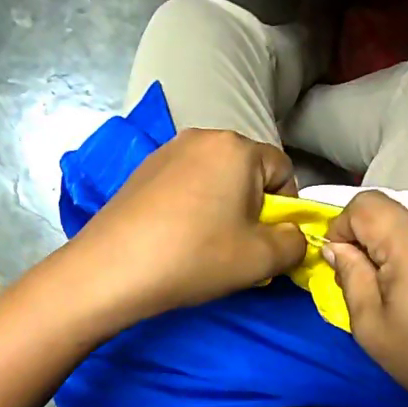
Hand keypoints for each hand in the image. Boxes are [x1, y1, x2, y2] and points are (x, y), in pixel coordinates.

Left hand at [61, 128, 307, 324]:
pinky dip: (190, 208)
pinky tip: (175, 238)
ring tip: (203, 246)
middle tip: (237, 248)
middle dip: (251, 207)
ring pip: (213, 179)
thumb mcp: (262, 259)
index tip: (268, 242)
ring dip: (220, 208)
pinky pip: (183, 185)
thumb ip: (295, 243)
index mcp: (236, 147)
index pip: (283, 171)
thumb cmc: (195, 257)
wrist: (112, 269)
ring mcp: (165, 151)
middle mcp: (201, 137)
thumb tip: (292, 235)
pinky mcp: (140, 172)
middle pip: (246, 172)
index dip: (285, 209)